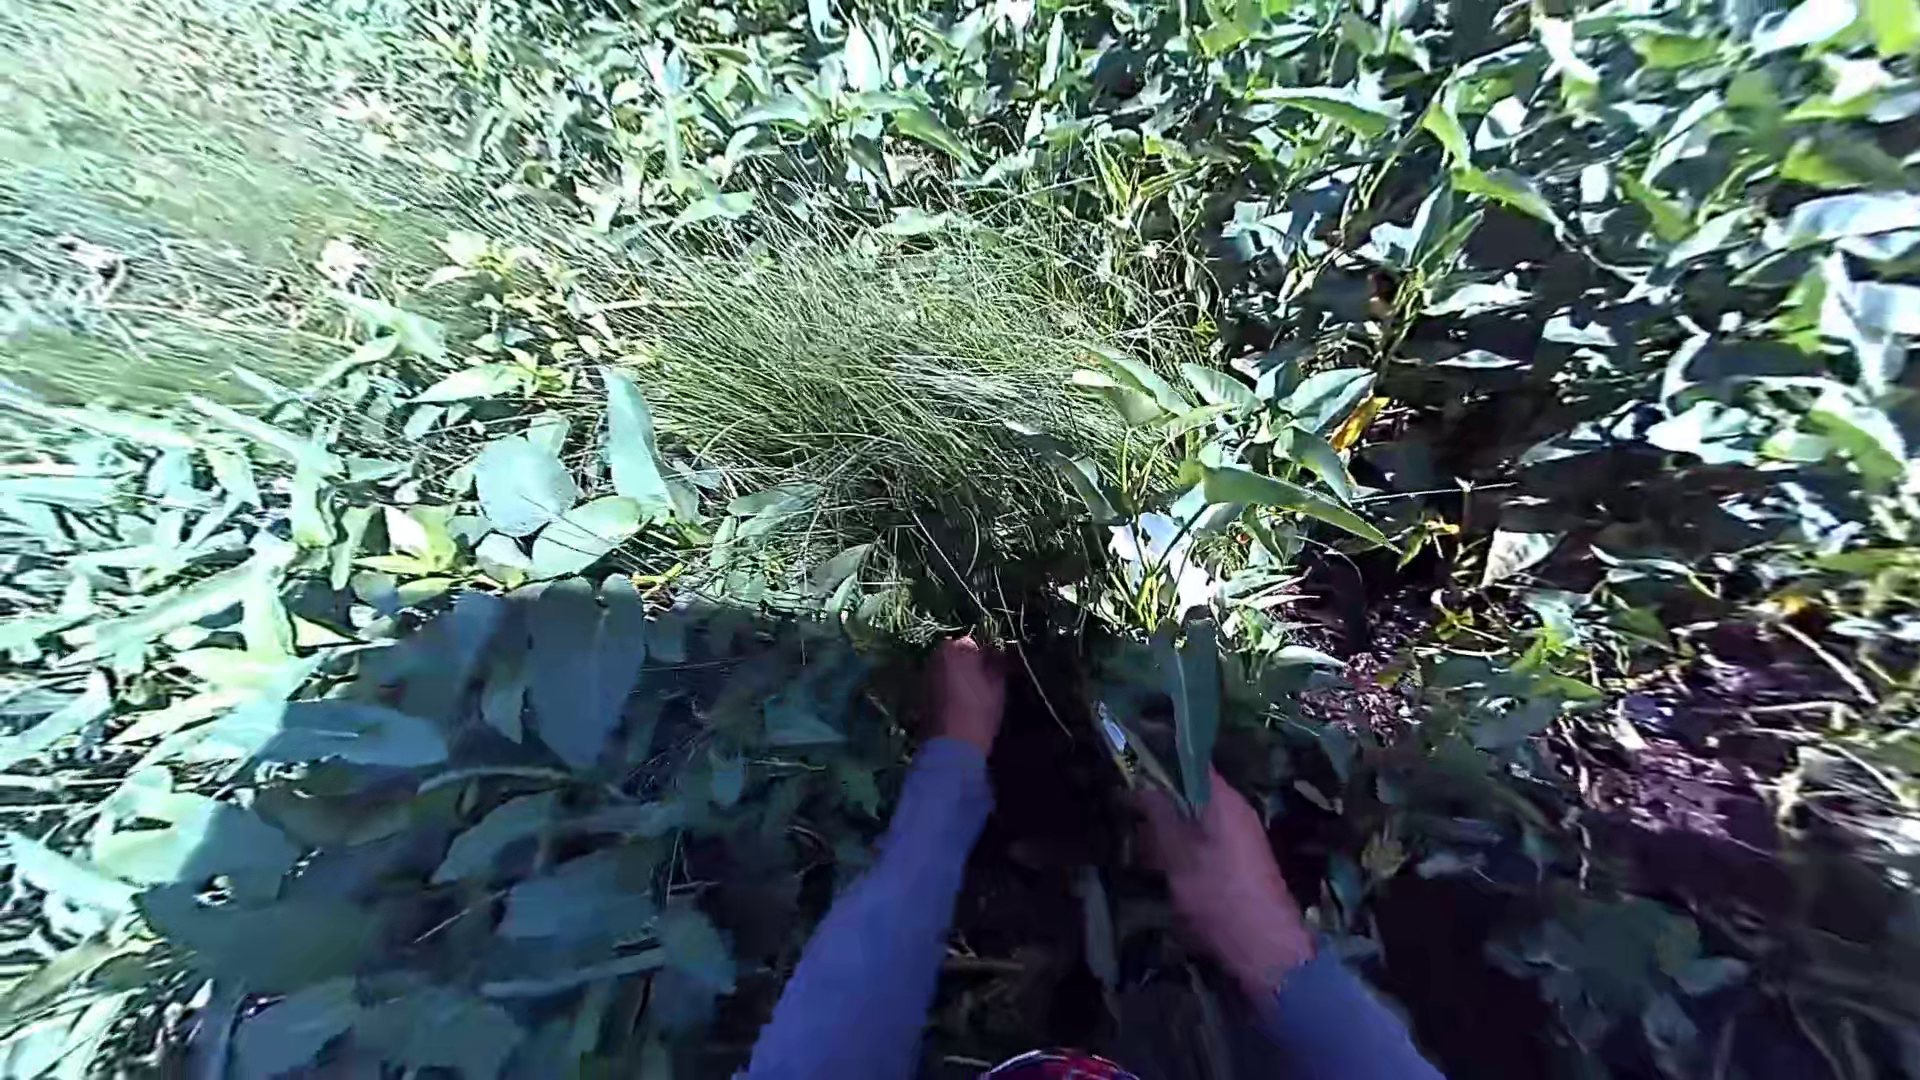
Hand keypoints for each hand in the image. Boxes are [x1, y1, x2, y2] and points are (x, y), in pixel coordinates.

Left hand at [927, 636, 1004, 754]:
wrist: (951, 746)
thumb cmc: (979, 711)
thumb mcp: (997, 685)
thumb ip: (998, 662)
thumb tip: (998, 651)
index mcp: (955, 649)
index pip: (974, 643)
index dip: (987, 657)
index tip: (995, 672)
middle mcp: (935, 656)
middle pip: (957, 654)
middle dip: (969, 664)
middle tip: (984, 684)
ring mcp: (925, 674)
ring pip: (947, 669)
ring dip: (958, 676)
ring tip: (971, 696)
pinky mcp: (920, 692)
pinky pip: (938, 682)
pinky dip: (947, 688)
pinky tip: (958, 704)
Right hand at [1135, 767, 1315, 998]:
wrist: (1266, 952)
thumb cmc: (1218, 894)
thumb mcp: (1176, 852)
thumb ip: (1157, 812)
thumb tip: (1139, 783)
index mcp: (1223, 798)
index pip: (1189, 760)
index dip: (1158, 758)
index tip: (1131, 763)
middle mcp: (1235, 808)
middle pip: (1189, 788)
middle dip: (1158, 797)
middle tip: (1128, 808)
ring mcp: (1240, 833)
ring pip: (1194, 813)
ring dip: (1167, 823)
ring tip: (1140, 841)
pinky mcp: (1240, 856)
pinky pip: (1204, 835)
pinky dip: (1182, 841)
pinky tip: (1161, 862)